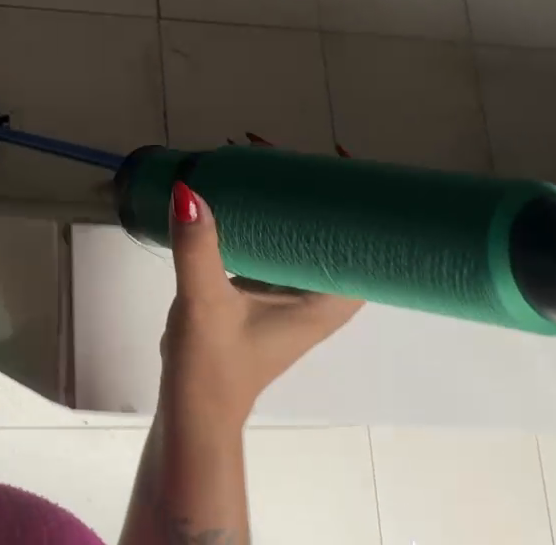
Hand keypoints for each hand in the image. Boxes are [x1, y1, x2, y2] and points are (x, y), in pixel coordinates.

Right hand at [160, 182, 361, 422]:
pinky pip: (274, 245)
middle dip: (311, 190)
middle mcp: (318, 296)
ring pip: (300, 238)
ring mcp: (289, 296)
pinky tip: (235, 199)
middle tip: (275, 153)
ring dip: (283, 202)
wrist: (194, 403)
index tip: (335, 160)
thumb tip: (189, 190)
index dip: (360, 201)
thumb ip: (198, 247)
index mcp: (328, 301)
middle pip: (333, 234)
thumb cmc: (214, 361)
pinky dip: (261, 219)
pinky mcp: (262, 295)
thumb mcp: (205, 300)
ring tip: (253, 165)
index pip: (366, 244)